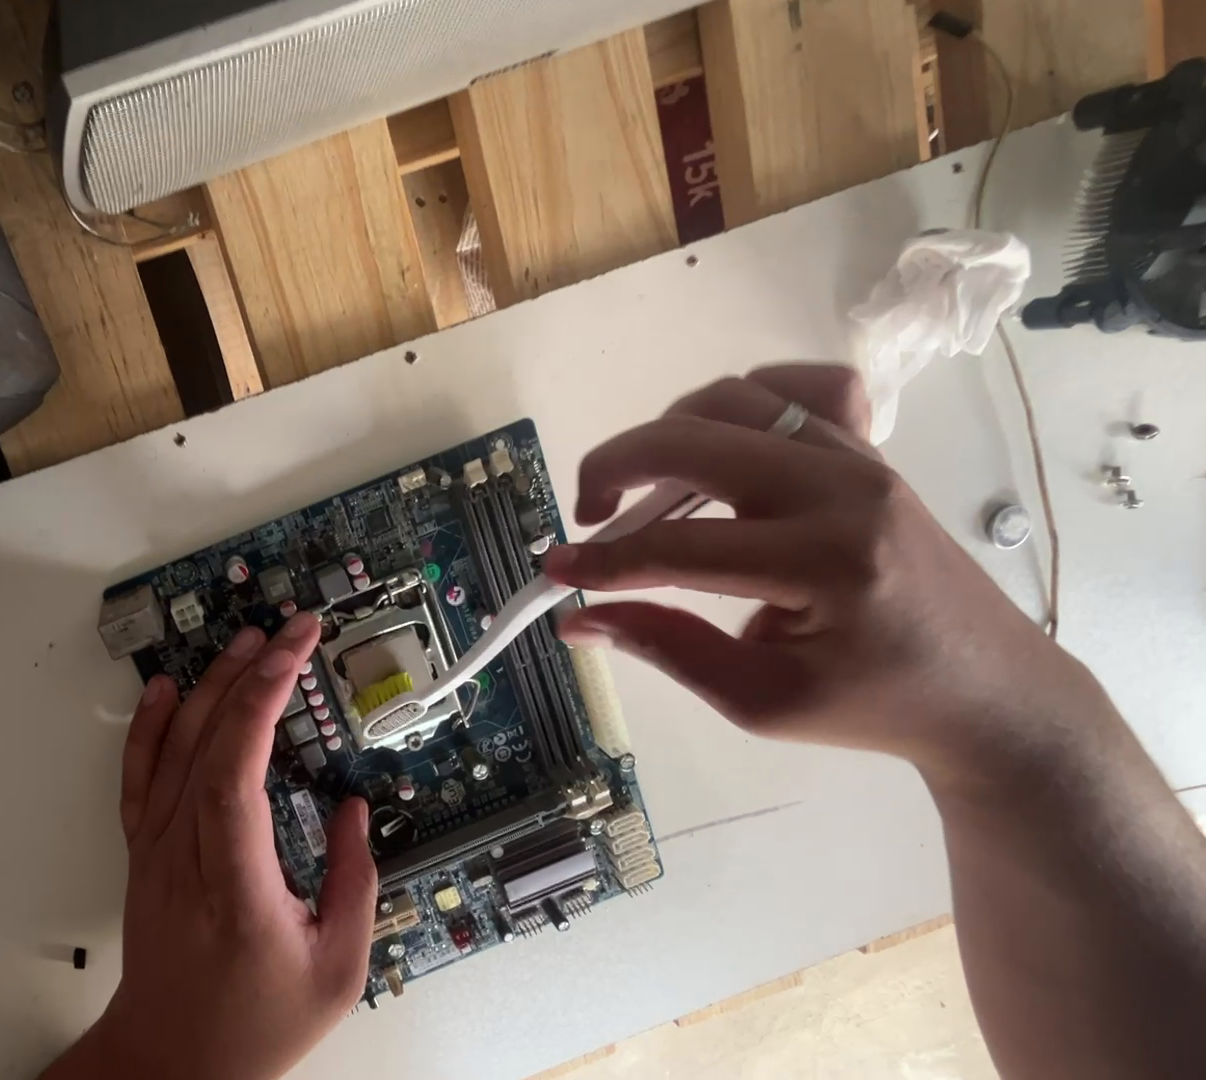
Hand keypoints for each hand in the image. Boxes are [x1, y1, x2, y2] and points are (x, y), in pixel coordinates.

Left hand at [43, 613, 377, 1079]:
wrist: (174, 1059)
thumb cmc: (254, 1023)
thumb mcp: (336, 969)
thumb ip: (354, 881)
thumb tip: (351, 807)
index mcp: (236, 888)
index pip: (237, 771)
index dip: (263, 700)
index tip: (294, 652)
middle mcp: (185, 857)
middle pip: (209, 742)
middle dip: (253, 673)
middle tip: (289, 631)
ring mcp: (155, 849)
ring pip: (175, 747)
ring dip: (211, 685)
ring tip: (246, 641)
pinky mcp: (143, 848)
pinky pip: (138, 774)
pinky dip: (149, 725)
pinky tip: (163, 689)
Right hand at [548, 364, 1111, 785]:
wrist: (990, 689)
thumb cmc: (871, 703)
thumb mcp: (757, 699)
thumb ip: (663, 647)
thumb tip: (575, 618)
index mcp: (824, 563)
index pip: (677, 546)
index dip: (601, 561)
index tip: (552, 572)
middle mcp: (843, 489)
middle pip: (693, 442)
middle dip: (614, 468)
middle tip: (588, 516)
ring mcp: (861, 458)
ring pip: (733, 399)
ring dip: (666, 433)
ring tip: (645, 486)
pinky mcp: (868, 450)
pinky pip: (802, 387)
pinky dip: (745, 399)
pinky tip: (721, 440)